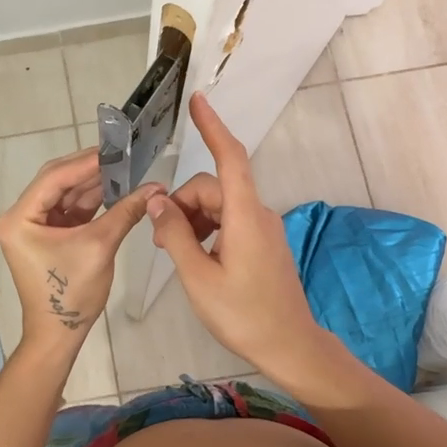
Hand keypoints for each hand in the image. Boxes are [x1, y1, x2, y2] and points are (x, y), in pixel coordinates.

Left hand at [0, 148, 159, 347]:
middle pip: (56, 182)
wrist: (58, 334)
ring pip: (64, 195)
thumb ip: (125, 212)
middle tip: (120, 154)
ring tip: (122, 169)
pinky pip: (68, 211)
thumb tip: (156, 187)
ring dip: (91, 184)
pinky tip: (113, 189)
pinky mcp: (47, 236)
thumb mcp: (99, 247)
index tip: (114, 149)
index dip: (85, 162)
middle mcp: (20, 217)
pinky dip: (90, 201)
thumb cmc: (72, 292)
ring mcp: (33, 227)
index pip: (53, 178)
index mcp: (20, 218)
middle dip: (88, 169)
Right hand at [146, 92, 321, 371]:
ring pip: (218, 206)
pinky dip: (206, 231)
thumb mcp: (197, 278)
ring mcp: (262, 229)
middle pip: (212, 188)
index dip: (213, 127)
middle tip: (160, 240)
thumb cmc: (242, 314)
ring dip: (192, 219)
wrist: (289, 345)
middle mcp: (257, 214)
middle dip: (182, 204)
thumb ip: (175, 236)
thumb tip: (157, 202)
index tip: (198, 101)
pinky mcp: (263, 244)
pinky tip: (195, 258)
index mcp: (245, 216)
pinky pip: (228, 222)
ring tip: (175, 253)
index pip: (229, 158)